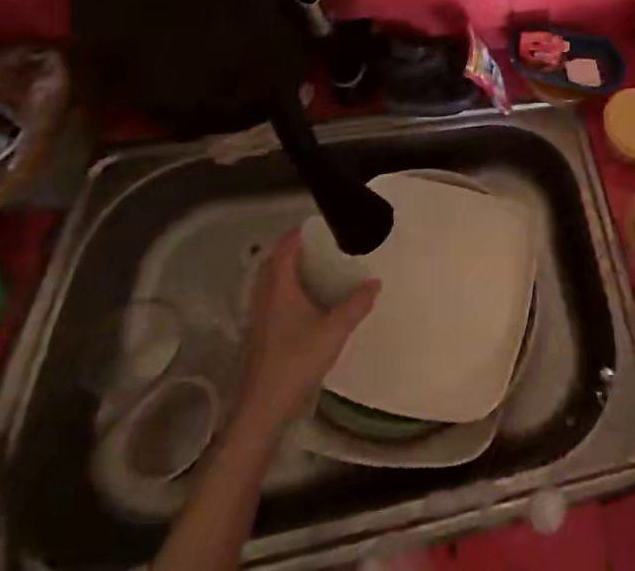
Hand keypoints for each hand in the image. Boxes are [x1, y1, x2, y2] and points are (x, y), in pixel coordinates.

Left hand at [234, 229, 378, 434]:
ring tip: (316, 269)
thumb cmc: (297, 361)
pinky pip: (273, 299)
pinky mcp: (261, 335)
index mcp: (280, 288)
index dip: (297, 235)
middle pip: (274, 263)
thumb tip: (375, 283)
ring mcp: (259, 317)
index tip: (317, 226)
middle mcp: (265, 297)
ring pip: (271, 283)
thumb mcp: (334, 331)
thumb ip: (356, 304)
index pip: (284, 250)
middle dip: (293, 250)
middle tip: (320, 245)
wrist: (263, 407)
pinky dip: (288, 290)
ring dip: (289, 270)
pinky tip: (307, 303)